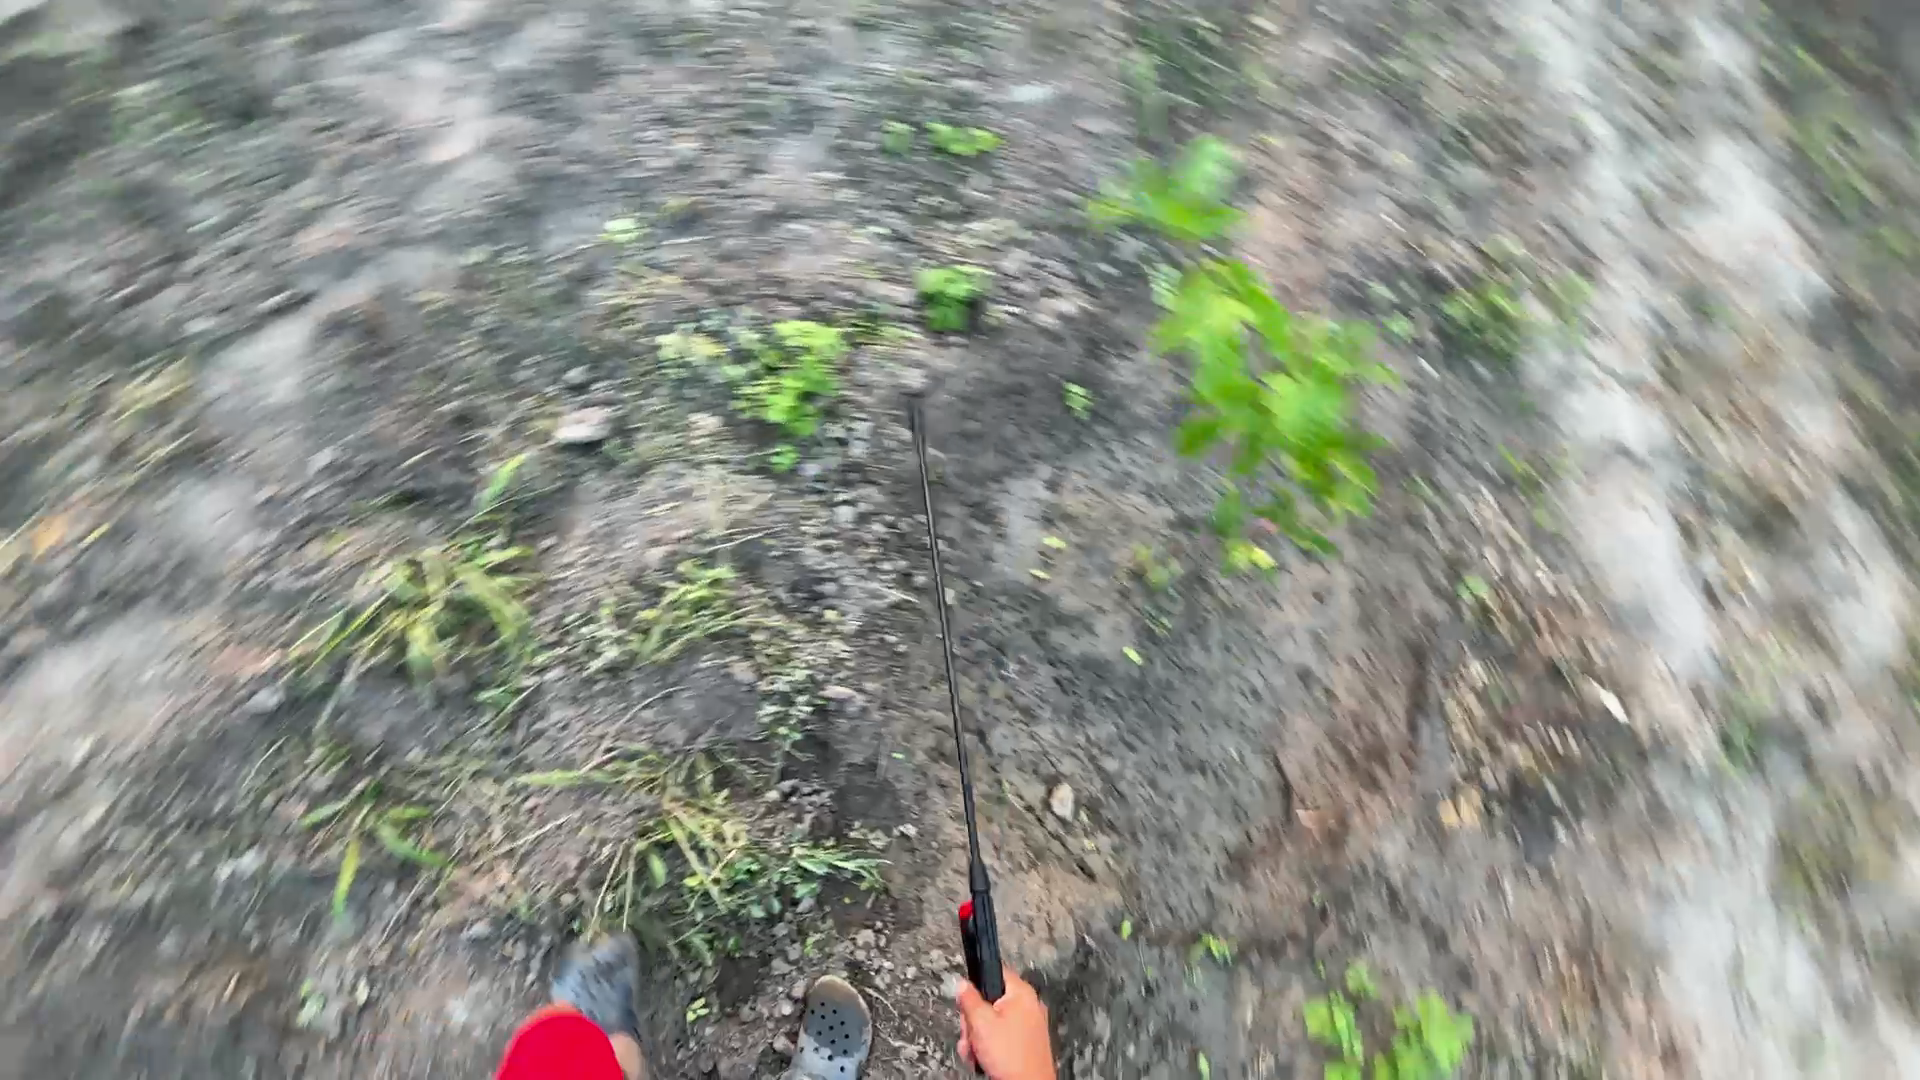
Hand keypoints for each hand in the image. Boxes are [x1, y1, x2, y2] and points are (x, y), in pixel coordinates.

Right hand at [954, 966, 1056, 1079]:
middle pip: (990, 1000)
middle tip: (971, 1034)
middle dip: (974, 1020)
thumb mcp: (981, 1023)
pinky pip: (1003, 1036)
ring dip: (978, 1036)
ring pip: (994, 1021)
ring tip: (975, 1052)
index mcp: (1021, 992)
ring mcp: (1029, 1026)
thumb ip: (969, 999)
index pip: (995, 972)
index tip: (967, 1002)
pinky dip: (990, 1046)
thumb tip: (962, 983)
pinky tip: (982, 1059)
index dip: (976, 985)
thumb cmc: (1011, 1057)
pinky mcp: (1027, 1044)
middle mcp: (1028, 1005)